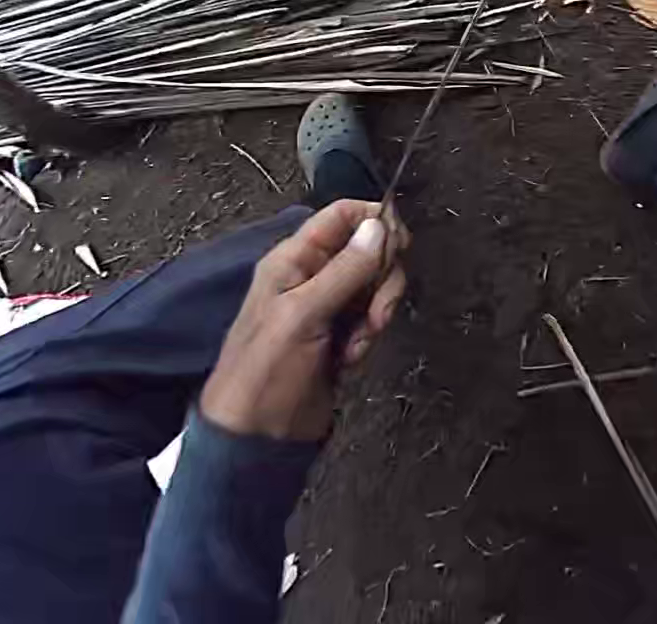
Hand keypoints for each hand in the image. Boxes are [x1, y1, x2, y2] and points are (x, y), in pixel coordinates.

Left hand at [199, 200, 408, 440]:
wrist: (256, 440)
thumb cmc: (267, 370)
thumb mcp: (303, 314)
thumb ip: (344, 270)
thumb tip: (379, 227)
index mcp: (295, 258)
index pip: (342, 216)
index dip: (374, 220)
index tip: (401, 242)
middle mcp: (313, 274)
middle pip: (367, 250)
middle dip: (381, 278)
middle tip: (377, 312)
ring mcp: (328, 304)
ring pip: (373, 284)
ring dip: (377, 311)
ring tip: (360, 341)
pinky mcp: (341, 332)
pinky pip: (370, 316)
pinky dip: (369, 335)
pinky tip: (352, 357)